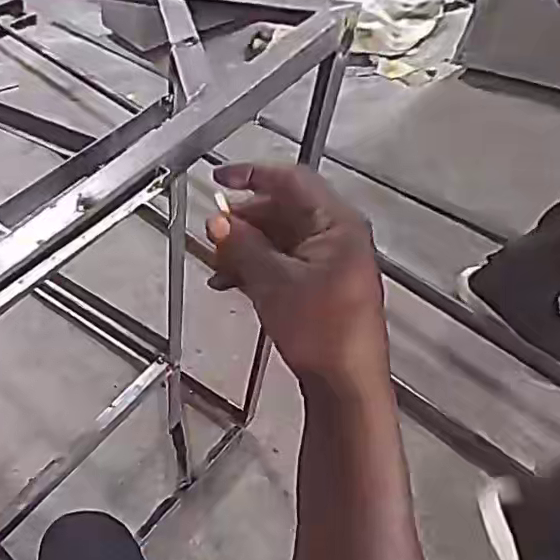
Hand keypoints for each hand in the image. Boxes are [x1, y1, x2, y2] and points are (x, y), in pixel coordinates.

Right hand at [205, 163, 386, 390]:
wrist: (346, 383)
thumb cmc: (321, 331)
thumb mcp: (273, 282)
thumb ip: (243, 246)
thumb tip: (217, 221)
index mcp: (337, 224)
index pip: (291, 181)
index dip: (251, 175)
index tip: (218, 178)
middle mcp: (338, 237)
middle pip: (283, 211)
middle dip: (244, 221)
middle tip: (213, 234)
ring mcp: (331, 262)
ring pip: (280, 239)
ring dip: (246, 248)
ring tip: (217, 266)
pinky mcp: (323, 286)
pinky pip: (284, 263)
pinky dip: (258, 268)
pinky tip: (232, 282)